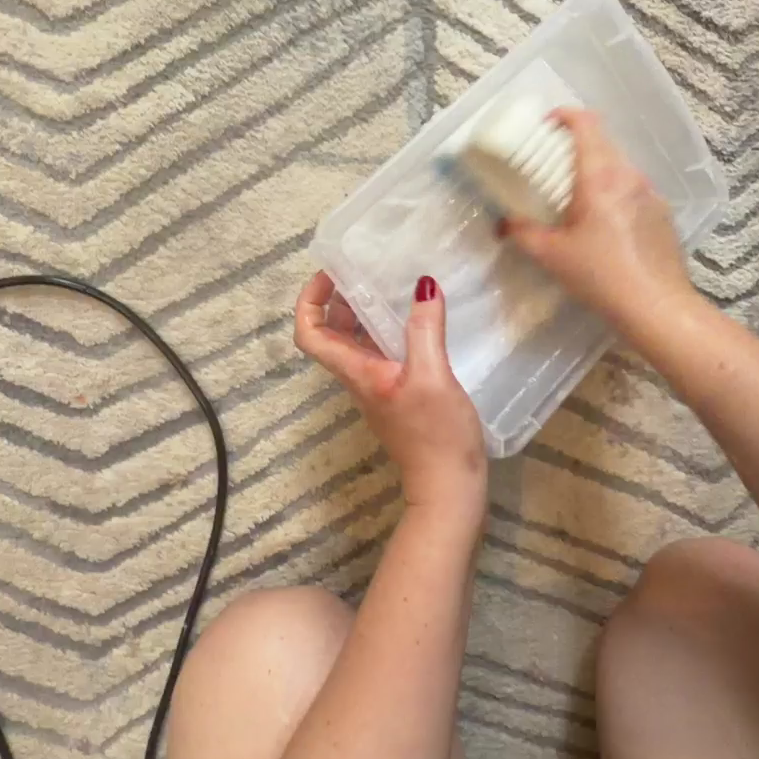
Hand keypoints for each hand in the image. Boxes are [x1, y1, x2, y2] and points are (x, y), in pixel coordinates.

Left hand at [293, 272, 487, 513]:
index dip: (310, 300)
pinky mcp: (399, 394)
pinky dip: (390, 330)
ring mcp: (378, 387)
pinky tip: (418, 319)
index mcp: (356, 372)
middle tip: (366, 271)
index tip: (331, 274)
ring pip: (358, 343)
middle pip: (331, 333)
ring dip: (365, 313)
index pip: (310, 334)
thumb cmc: (436, 435)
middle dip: (340, 299)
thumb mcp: (432, 376)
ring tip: (391, 285)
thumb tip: (423, 285)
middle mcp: (359, 378)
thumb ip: (424, 330)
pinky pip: (382, 353)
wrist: (448, 487)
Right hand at [500, 107, 695, 331]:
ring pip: (618, 166)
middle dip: (574, 146)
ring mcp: (650, 192)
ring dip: (594, 171)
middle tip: (550, 167)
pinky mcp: (662, 212)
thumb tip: (503, 223)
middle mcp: (629, 175)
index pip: (586, 124)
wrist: (656, 307)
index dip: (564, 116)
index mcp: (600, 177)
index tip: (545, 126)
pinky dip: (613, 193)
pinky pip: (632, 189)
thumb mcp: (551, 256)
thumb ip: (522, 232)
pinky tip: (604, 225)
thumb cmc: (600, 276)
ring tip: (575, 197)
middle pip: (602, 142)